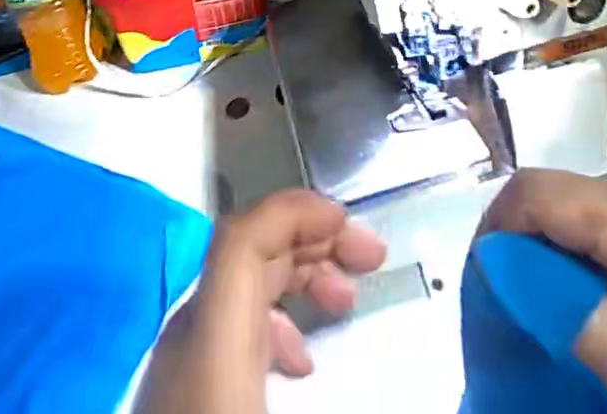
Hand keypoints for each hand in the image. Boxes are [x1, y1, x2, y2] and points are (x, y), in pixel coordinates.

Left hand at [138, 190, 386, 413]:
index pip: (242, 237)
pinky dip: (280, 316)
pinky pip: (236, 323)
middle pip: (252, 249)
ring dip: (303, 274)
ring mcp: (184, 367)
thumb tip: (422, 394)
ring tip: (346, 299)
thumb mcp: (258, 407)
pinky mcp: (189, 393)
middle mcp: (190, 344)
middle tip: (370, 260)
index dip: (299, 213)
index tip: (350, 229)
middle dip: (318, 239)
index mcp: (211, 350)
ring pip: (245, 282)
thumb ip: (325, 382)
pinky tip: (301, 358)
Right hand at [481, 169, 606, 413]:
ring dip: (550, 265)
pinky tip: (593, 318)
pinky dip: (583, 267)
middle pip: (554, 200)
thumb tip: (504, 270)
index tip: (481, 305)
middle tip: (511, 330)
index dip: (495, 238)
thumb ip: (572, 315)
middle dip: (520, 255)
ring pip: (577, 214)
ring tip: (548, 331)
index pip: (536, 194)